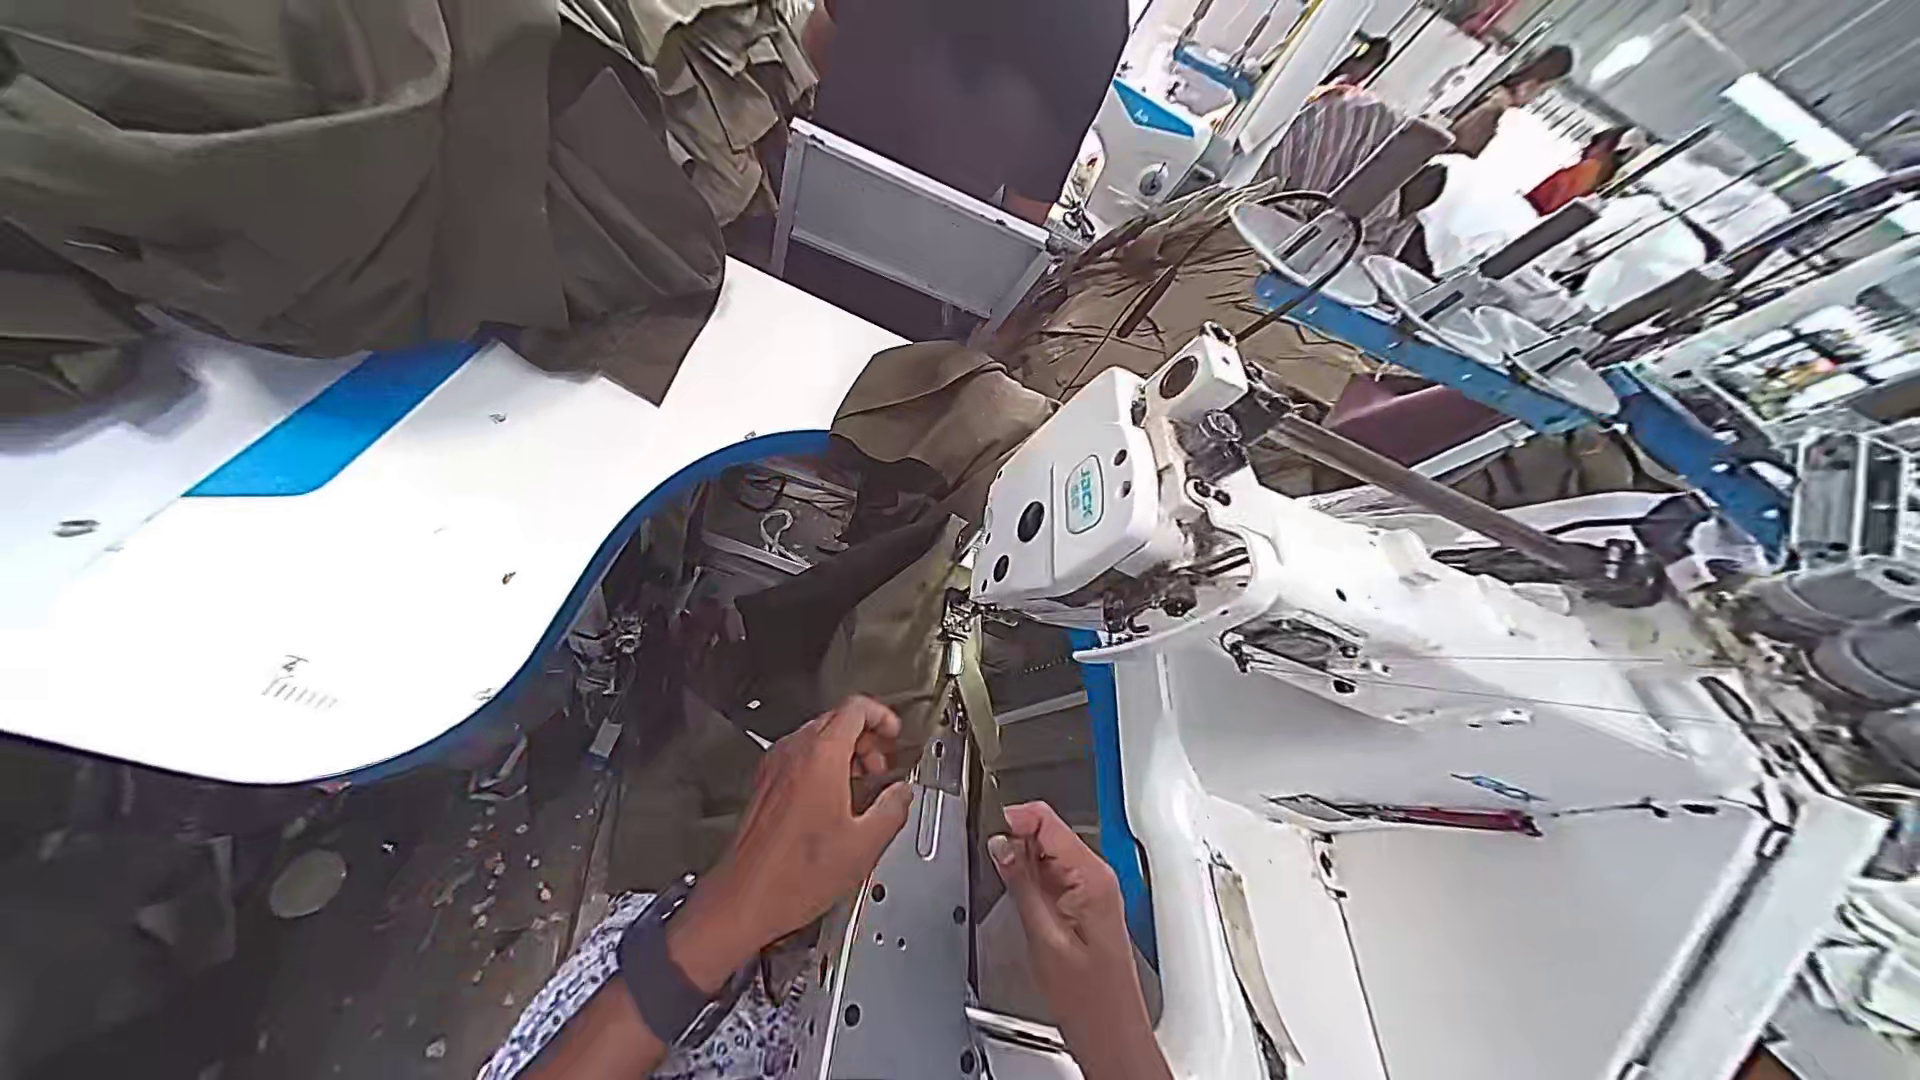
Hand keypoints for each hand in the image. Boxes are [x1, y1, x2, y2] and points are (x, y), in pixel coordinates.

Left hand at [667, 696, 913, 990]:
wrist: (743, 900)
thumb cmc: (792, 877)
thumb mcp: (864, 845)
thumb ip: (893, 808)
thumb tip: (902, 793)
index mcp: (820, 757)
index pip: (856, 708)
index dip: (882, 716)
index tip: (893, 734)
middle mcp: (794, 753)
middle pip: (837, 718)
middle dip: (866, 737)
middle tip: (880, 765)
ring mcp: (775, 766)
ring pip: (818, 735)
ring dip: (844, 751)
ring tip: (860, 784)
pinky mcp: (765, 783)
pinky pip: (800, 755)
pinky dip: (822, 764)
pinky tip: (833, 799)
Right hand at [989, 802, 1169, 1079]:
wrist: (1112, 1037)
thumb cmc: (1088, 1000)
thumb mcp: (1043, 937)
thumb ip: (1020, 883)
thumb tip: (1000, 844)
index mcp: (1092, 876)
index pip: (1048, 819)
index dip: (1016, 817)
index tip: (992, 826)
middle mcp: (1097, 874)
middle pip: (1048, 830)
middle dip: (1017, 840)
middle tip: (998, 864)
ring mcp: (1093, 886)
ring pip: (1048, 849)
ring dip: (1024, 859)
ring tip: (1011, 886)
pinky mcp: (1085, 898)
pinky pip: (1053, 870)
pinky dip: (1033, 876)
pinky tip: (1025, 899)